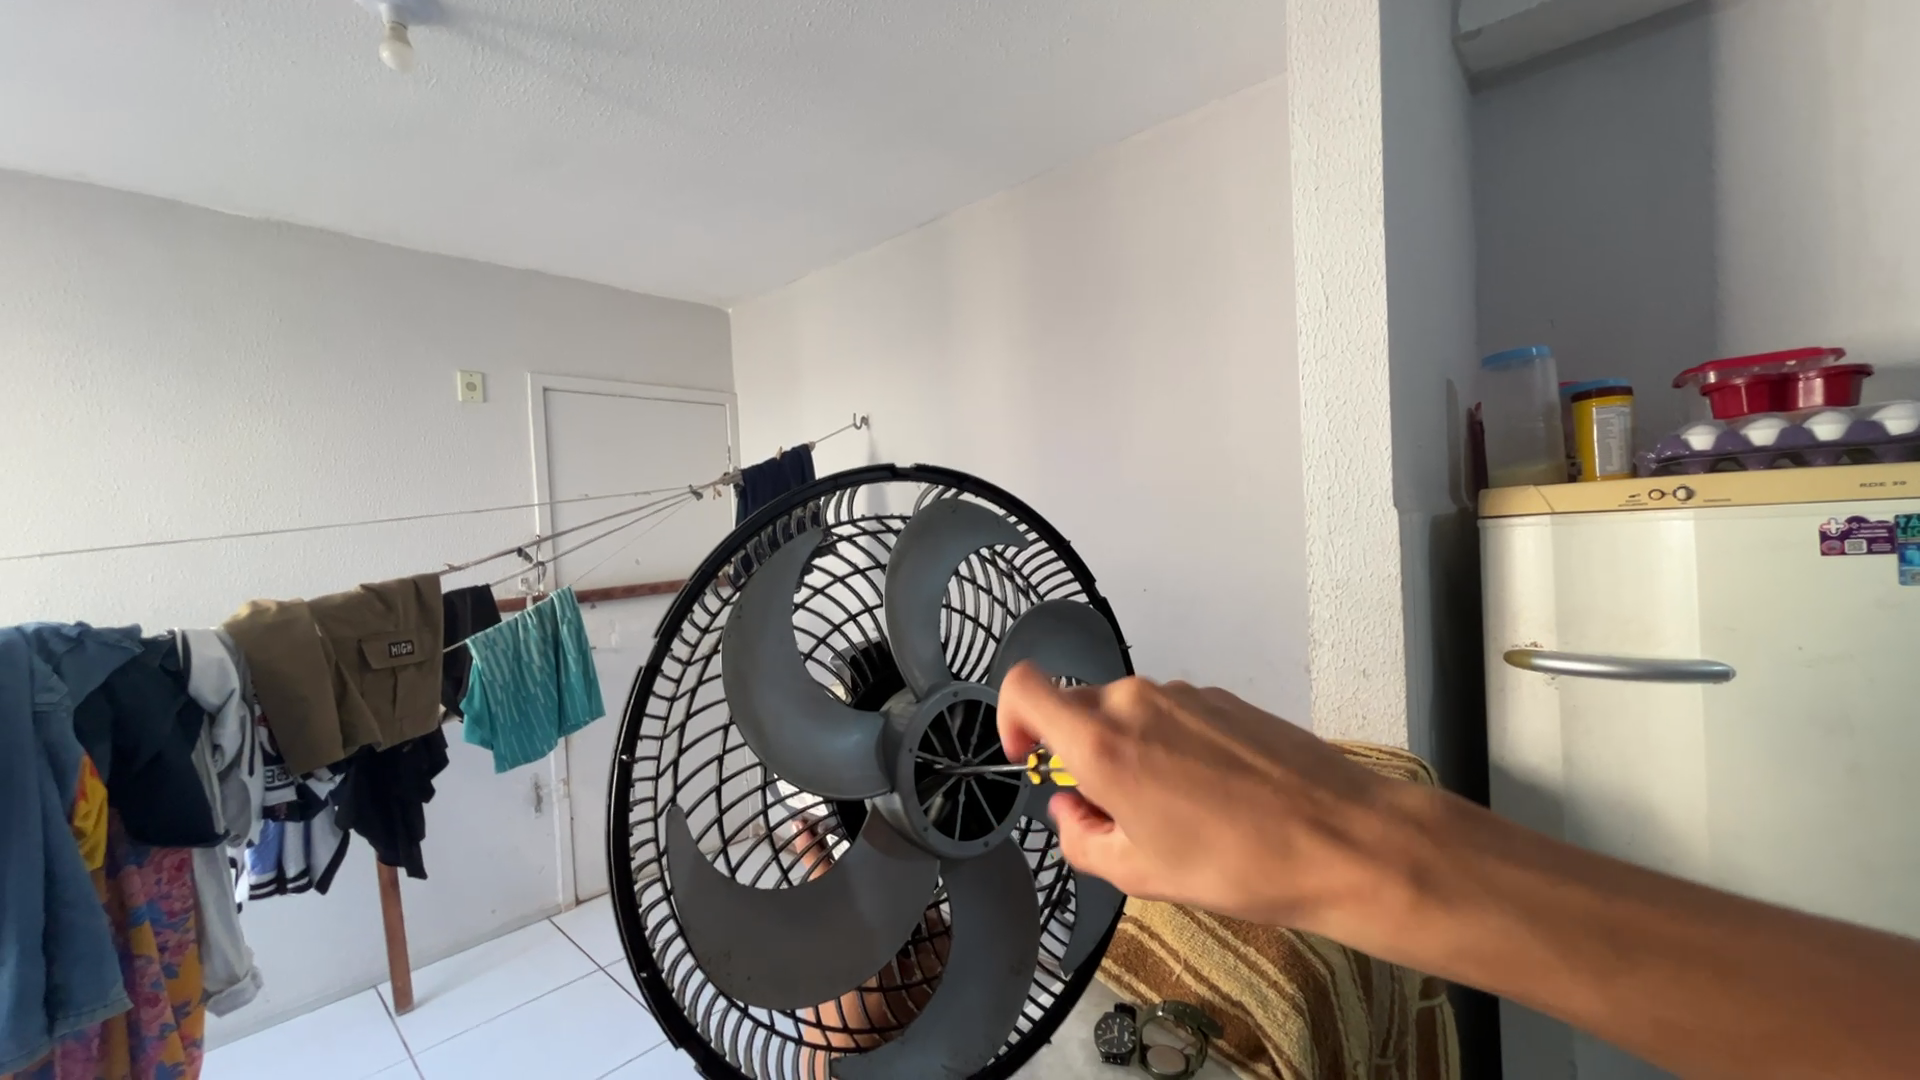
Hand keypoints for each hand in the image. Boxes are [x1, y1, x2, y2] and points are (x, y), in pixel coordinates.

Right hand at [995, 662, 1411, 933]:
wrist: (1342, 838)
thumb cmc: (1233, 864)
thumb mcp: (1139, 873)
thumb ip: (1081, 837)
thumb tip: (1071, 808)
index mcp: (1102, 741)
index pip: (1024, 687)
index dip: (1010, 718)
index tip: (1030, 758)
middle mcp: (1133, 700)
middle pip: (1076, 709)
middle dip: (1078, 752)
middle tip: (1114, 809)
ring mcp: (1180, 692)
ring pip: (1124, 712)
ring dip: (1126, 750)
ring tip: (1173, 807)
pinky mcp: (1218, 695)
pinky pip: (1167, 711)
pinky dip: (1166, 742)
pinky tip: (1210, 788)